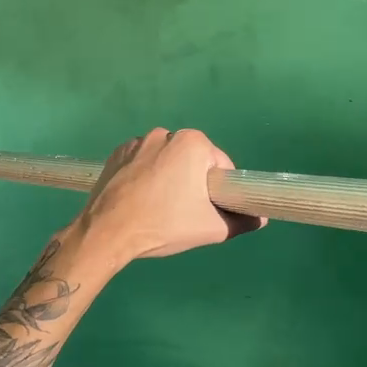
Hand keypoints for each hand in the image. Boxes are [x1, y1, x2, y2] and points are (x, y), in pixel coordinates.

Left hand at [66, 128, 262, 269]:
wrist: (107, 232)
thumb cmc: (163, 224)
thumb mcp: (212, 228)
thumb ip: (242, 221)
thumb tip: (259, 218)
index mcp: (192, 142)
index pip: (220, 166)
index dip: (218, 190)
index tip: (205, 209)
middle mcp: (163, 134)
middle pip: (191, 161)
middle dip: (191, 183)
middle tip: (181, 211)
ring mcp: (134, 143)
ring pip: (164, 162)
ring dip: (166, 178)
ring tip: (157, 207)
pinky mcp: (114, 155)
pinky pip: (140, 164)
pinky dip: (143, 177)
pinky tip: (138, 199)